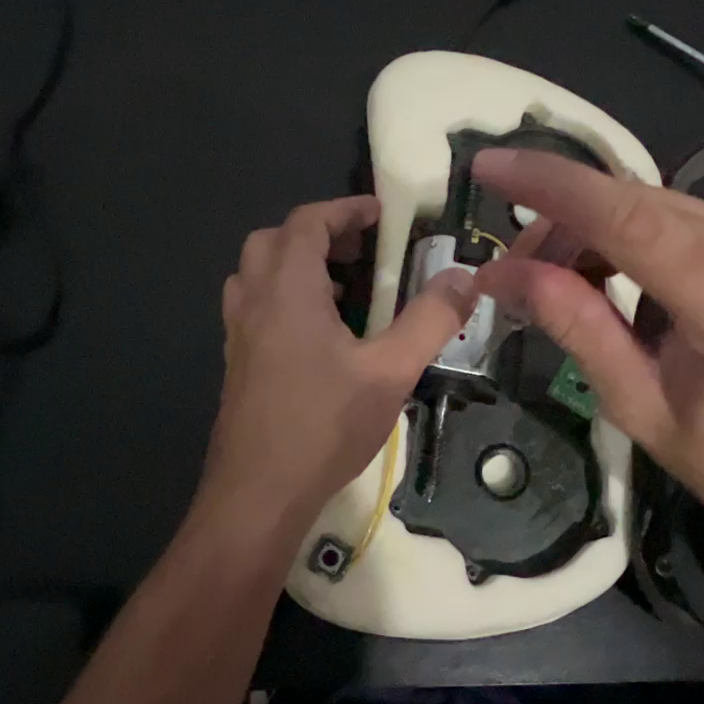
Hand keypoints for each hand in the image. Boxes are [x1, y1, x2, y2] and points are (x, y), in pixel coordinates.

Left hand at [203, 195, 477, 520]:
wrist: (259, 493)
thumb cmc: (325, 427)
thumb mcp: (391, 372)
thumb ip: (430, 320)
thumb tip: (466, 276)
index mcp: (288, 290)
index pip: (308, 222)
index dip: (345, 210)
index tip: (382, 217)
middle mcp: (254, 302)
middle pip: (275, 240)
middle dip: (319, 235)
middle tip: (362, 254)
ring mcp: (239, 335)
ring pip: (258, 275)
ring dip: (297, 267)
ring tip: (345, 294)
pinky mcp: (237, 364)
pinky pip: (255, 308)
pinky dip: (284, 299)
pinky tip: (322, 340)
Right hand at [471, 149, 703, 566]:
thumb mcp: (638, 407)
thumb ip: (578, 328)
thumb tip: (505, 274)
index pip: (636, 222)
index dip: (558, 186)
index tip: (492, 166)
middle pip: (644, 205)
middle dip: (564, 220)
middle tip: (514, 266)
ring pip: (662, 206)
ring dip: (595, 228)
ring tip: (554, 276)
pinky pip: (687, 223)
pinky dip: (632, 237)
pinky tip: (607, 274)